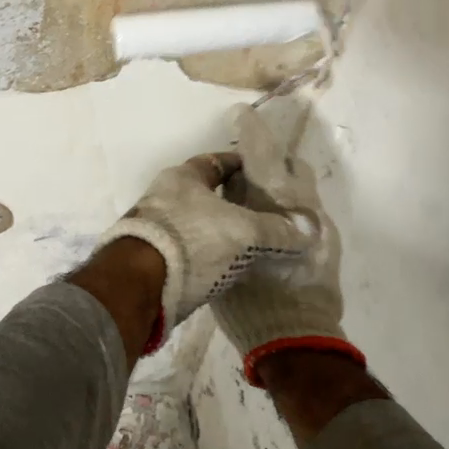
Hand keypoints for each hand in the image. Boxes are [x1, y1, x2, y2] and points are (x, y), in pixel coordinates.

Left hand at [99, 139, 315, 330]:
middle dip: (230, 203)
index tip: (261, 175)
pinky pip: (186, 252)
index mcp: (182, 177)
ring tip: (248, 245)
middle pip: (203, 194)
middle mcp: (162, 197)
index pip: (215, 161)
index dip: (239, 165)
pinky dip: (204, 257)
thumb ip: (277, 230)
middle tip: (261, 214)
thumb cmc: (191, 241)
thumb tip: (310, 229)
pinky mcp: (149, 260)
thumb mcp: (243, 232)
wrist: (139, 287)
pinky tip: (224, 269)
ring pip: (193, 225)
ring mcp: (153, 229)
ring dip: (216, 233)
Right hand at [209, 104, 359, 385]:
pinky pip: (303, 213)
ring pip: (300, 189)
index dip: (250, 130)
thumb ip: (229, 214)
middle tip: (240, 168)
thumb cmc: (250, 299)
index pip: (262, 152)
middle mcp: (303, 207)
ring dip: (278, 185)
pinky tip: (263, 229)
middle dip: (267, 159)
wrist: (297, 342)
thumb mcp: (227, 248)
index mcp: (275, 203)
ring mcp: (319, 227)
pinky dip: (283, 209)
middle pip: (289, 165)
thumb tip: (226, 194)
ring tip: (250, 202)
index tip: (239, 116)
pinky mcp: (326, 247)